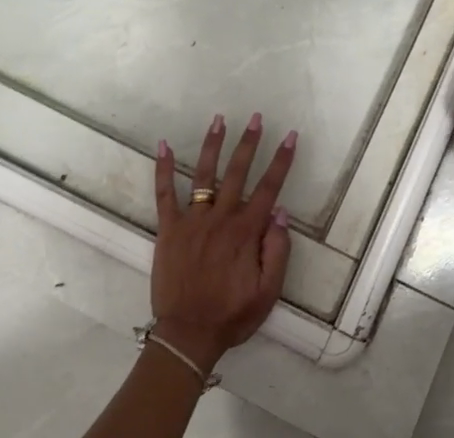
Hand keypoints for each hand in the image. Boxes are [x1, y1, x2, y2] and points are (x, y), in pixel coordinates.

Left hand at [151, 112, 296, 371]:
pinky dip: (163, 169)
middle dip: (249, 142)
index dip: (282, 161)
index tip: (290, 136)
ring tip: (219, 120)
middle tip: (255, 117)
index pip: (269, 188)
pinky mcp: (168, 230)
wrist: (187, 335)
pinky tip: (162, 146)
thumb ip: (277, 250)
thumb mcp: (269, 292)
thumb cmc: (232, 315)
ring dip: (212, 145)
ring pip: (204, 175)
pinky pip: (164, 194)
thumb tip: (280, 212)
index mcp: (246, 232)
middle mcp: (220, 218)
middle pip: (237, 172)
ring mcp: (192, 221)